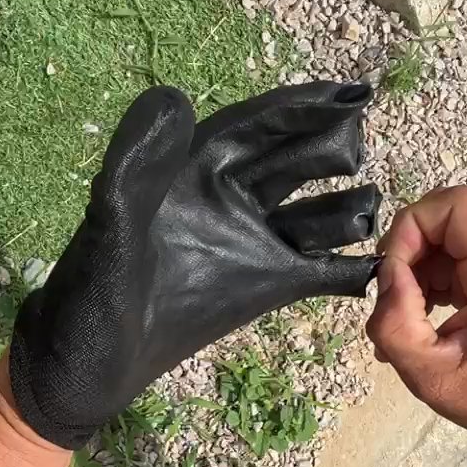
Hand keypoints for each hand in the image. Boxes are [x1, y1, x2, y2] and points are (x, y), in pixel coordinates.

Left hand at [10, 83, 382, 447]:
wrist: (87, 372)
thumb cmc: (90, 304)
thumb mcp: (108, 231)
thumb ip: (134, 167)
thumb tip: (175, 95)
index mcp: (189, 175)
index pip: (256, 126)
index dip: (303, 106)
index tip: (354, 94)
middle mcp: (226, 202)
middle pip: (293, 162)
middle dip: (329, 150)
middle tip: (353, 153)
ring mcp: (248, 246)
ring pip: (312, 215)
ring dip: (344, 210)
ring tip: (373, 209)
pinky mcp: (262, 288)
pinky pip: (317, 273)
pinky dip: (348, 270)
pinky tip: (379, 269)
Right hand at [365, 187, 466, 459]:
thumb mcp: (428, 374)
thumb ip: (394, 322)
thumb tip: (386, 275)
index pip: (452, 206)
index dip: (409, 230)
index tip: (392, 276)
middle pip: (452, 216)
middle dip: (411, 251)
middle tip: (396, 301)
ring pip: (456, 233)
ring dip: (422, 267)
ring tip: (410, 318)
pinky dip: (439, 275)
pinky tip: (429, 315)